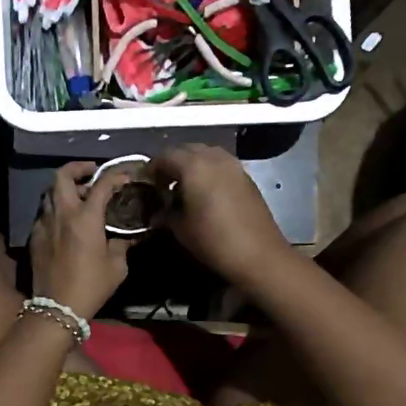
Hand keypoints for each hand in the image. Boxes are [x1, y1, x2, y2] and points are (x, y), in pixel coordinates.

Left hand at [31, 161, 135, 317]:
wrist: (57, 307)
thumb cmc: (91, 285)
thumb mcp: (117, 266)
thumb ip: (122, 245)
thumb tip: (128, 237)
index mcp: (85, 218)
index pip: (101, 184)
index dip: (115, 176)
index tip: (125, 176)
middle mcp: (62, 214)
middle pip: (62, 176)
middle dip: (78, 169)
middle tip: (91, 174)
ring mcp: (44, 223)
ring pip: (50, 193)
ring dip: (65, 188)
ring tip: (80, 197)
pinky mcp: (34, 237)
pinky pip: (45, 213)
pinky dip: (57, 209)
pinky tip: (67, 222)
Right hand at [149, 145, 293, 283]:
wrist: (259, 255)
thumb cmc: (214, 241)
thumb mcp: (181, 229)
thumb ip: (166, 214)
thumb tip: (157, 212)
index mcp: (194, 166)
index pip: (165, 155)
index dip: (152, 168)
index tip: (146, 184)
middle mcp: (214, 158)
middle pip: (186, 150)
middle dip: (172, 163)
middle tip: (162, 185)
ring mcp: (234, 165)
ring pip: (206, 154)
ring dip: (191, 165)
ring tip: (183, 189)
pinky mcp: (246, 176)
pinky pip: (221, 164)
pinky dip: (208, 172)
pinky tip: (205, 194)